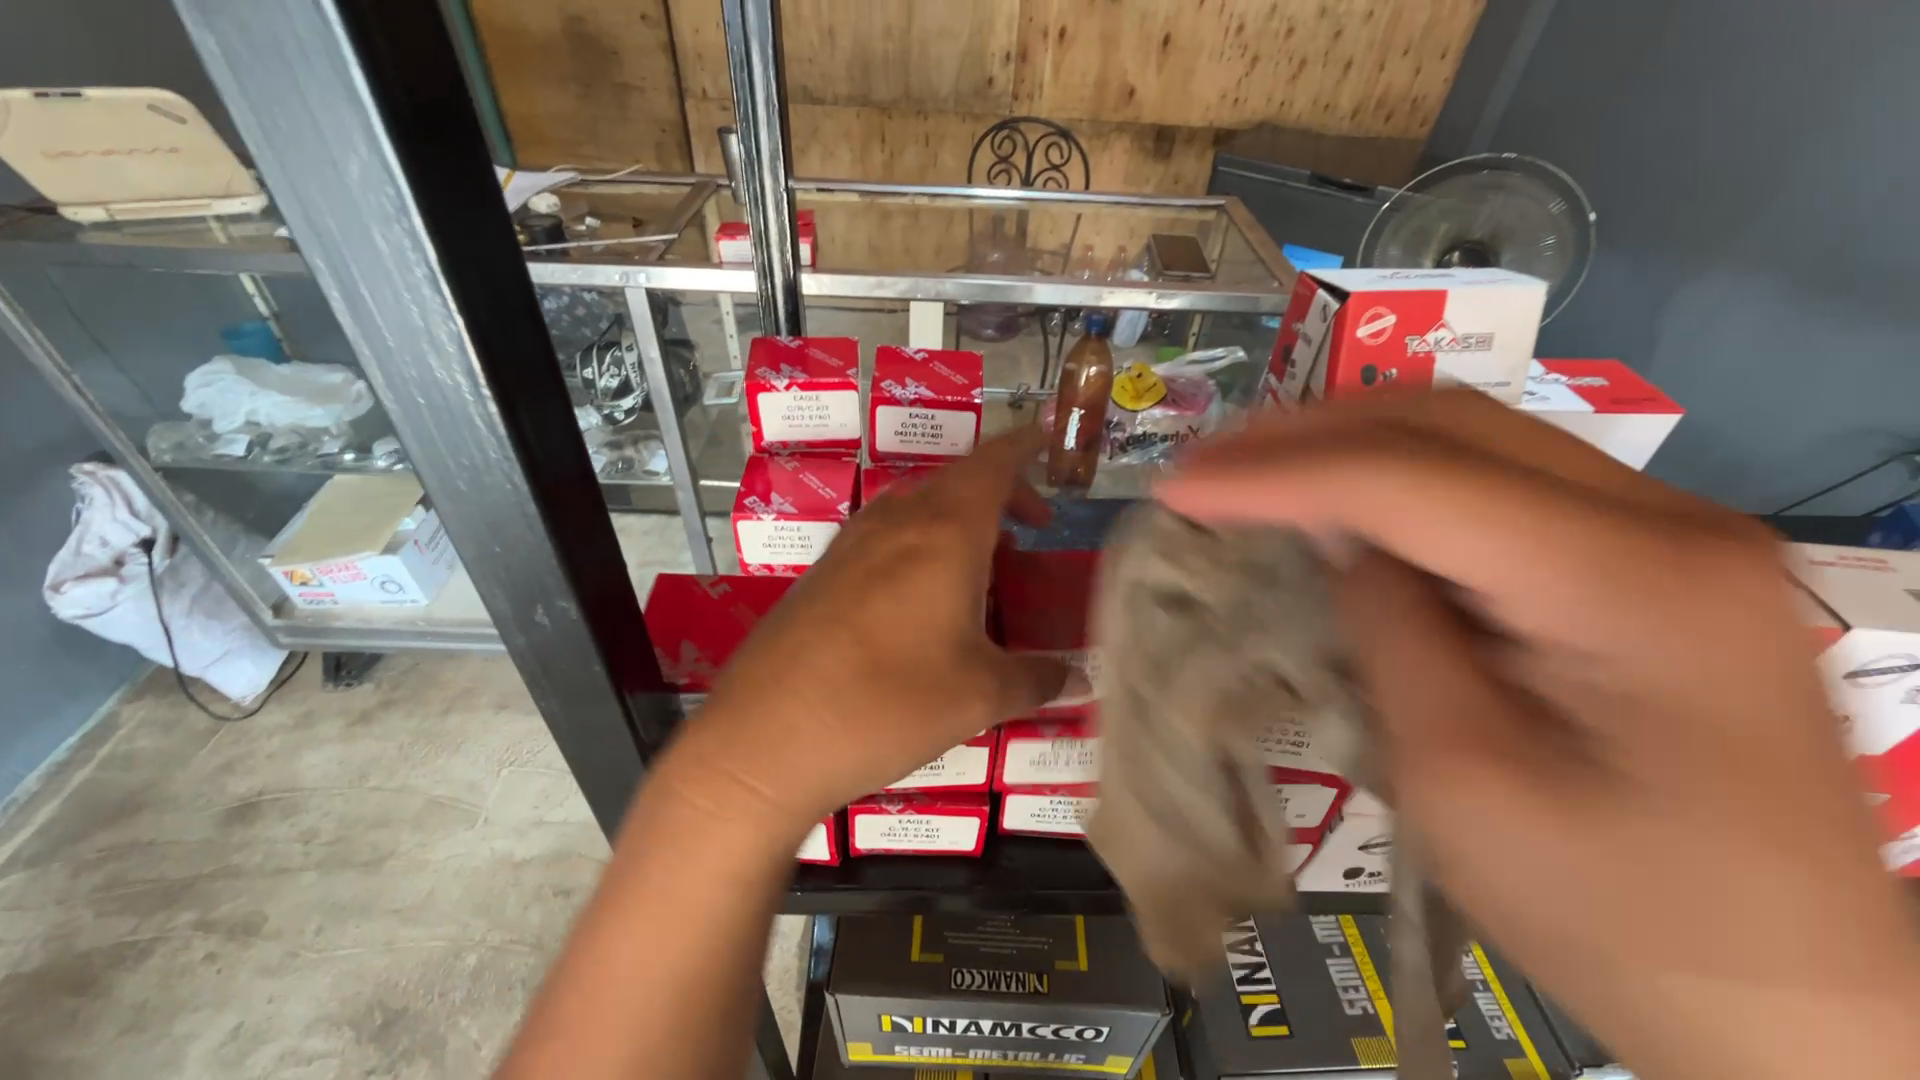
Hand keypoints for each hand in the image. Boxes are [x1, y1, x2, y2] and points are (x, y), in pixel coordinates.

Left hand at [674, 427, 1074, 830]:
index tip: (1051, 442)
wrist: (766, 735)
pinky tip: (921, 603)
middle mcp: (895, 522)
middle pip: (956, 482)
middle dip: (1001, 496)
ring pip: (915, 508)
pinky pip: (883, 539)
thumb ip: (1036, 680)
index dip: (1026, 447)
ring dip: (956, 522)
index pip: (994, 463)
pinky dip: (918, 547)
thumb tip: (1076, 681)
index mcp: (944, 531)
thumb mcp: (980, 697)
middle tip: (1031, 534)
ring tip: (982, 569)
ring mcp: (849, 545)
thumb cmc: (889, 703)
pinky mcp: (820, 575)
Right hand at [1158, 390, 1919, 1079]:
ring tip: (1253, 468)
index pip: (1414, 481)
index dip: (1277, 476)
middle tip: (1203, 464)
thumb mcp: (1461, 782)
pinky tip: (1344, 500)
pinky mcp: (1658, 562)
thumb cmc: (1616, 920)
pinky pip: (1507, 483)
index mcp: (1632, 582)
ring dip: (1353, 442)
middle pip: (1452, 424)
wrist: (1792, 1005)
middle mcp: (1670, 521)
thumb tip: (1337, 541)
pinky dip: (1406, 479)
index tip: (1175, 489)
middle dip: (1307, 434)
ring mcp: (1676, 533)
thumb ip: (1390, 630)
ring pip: (1481, 435)